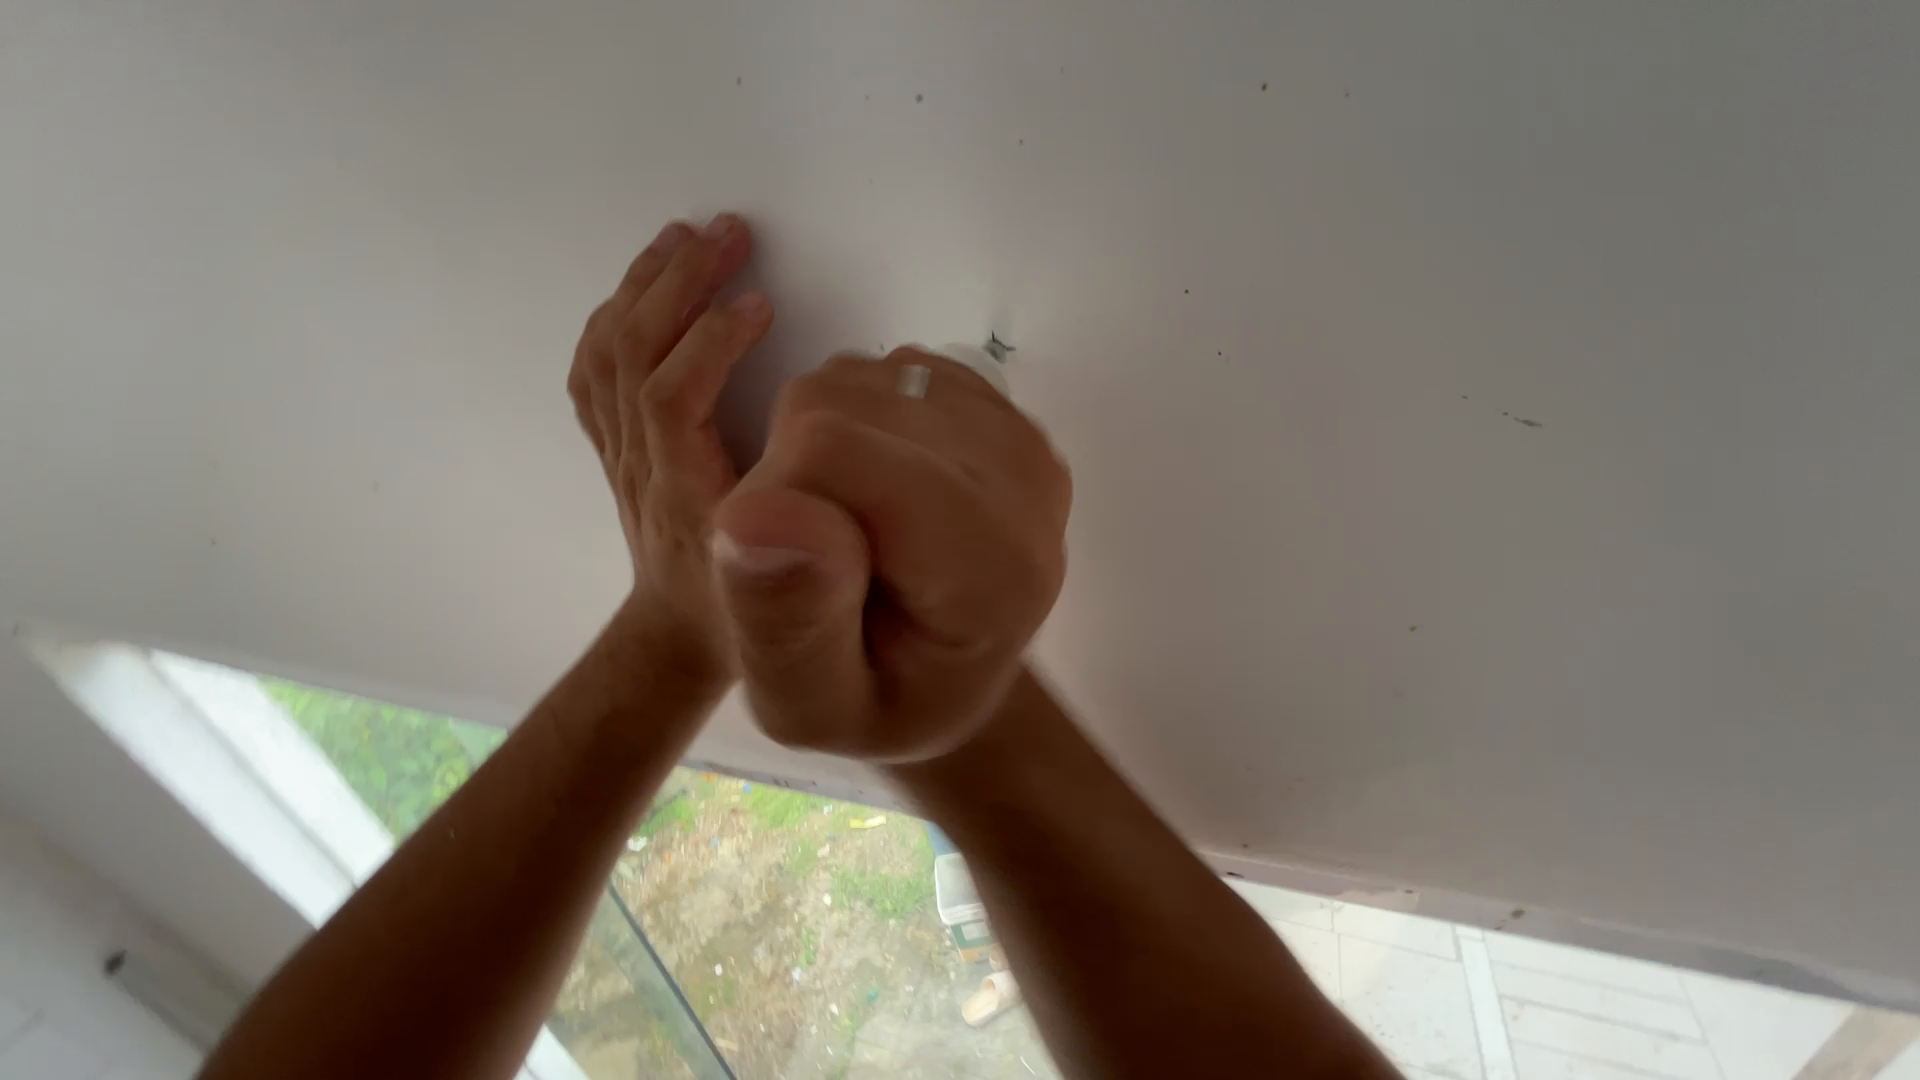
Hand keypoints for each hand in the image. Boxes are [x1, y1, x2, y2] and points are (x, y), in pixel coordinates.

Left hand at [568, 214, 772, 670]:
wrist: (675, 639)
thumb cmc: (740, 616)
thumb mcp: (785, 587)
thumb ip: (803, 529)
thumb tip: (829, 443)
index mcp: (682, 496)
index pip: (672, 400)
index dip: (710, 343)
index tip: (760, 301)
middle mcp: (638, 467)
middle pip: (630, 358)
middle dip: (676, 285)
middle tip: (726, 235)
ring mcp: (618, 456)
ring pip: (605, 356)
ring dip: (641, 288)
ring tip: (682, 239)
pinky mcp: (615, 450)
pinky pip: (592, 375)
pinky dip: (612, 320)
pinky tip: (641, 290)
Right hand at [712, 348, 1071, 761]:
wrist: (953, 668)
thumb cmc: (884, 701)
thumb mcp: (814, 707)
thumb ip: (789, 629)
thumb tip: (756, 519)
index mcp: (993, 564)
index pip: (832, 449)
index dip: (772, 500)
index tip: (785, 573)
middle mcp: (1025, 478)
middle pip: (839, 403)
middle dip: (792, 472)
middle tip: (818, 557)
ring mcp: (1014, 430)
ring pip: (853, 379)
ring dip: (820, 446)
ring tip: (849, 528)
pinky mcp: (996, 406)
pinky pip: (879, 371)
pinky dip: (854, 421)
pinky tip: (876, 488)